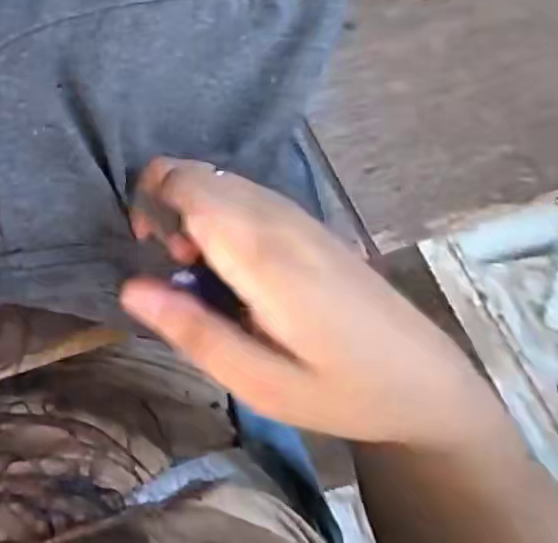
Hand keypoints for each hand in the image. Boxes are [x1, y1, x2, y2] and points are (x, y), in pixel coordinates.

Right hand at [121, 158, 506, 452]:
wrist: (428, 380)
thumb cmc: (341, 388)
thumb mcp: (261, 383)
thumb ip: (192, 331)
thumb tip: (129, 287)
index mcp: (259, 248)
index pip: (180, 181)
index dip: (148, 203)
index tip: (154, 251)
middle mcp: (271, 212)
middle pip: (189, 170)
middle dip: (162, 204)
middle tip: (176, 263)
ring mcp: (290, 208)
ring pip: (211, 175)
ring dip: (187, 206)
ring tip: (203, 267)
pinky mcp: (300, 215)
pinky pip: (236, 188)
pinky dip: (213, 209)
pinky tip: (233, 261)